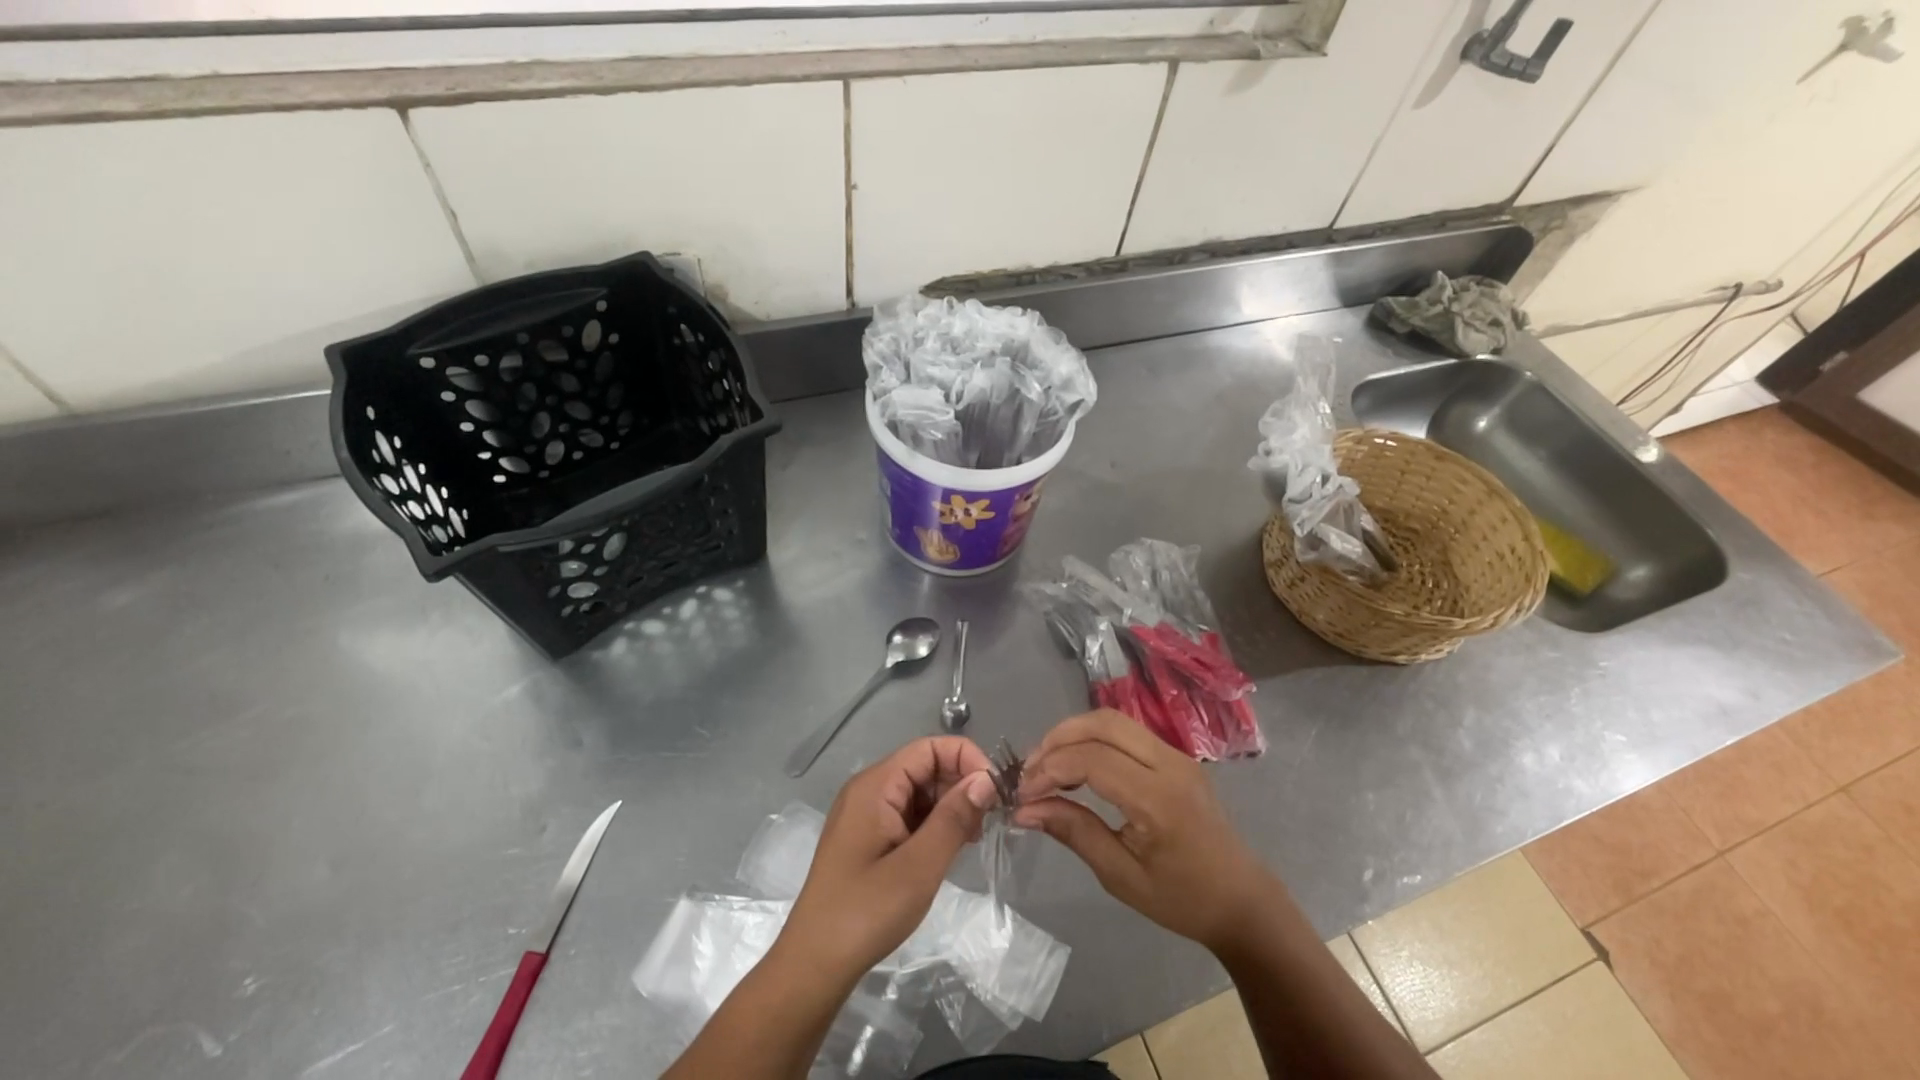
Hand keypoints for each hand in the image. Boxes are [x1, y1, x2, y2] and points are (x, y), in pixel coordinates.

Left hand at [779, 736, 999, 981]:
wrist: (816, 962)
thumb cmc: (866, 911)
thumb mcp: (919, 865)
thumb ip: (954, 818)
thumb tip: (986, 781)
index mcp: (875, 786)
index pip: (929, 747)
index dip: (967, 759)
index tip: (996, 792)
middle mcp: (868, 791)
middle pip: (924, 766)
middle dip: (961, 783)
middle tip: (989, 821)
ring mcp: (866, 815)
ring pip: (919, 792)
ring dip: (951, 806)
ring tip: (973, 838)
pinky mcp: (868, 839)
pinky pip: (908, 815)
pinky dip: (935, 824)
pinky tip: (951, 848)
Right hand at [1014, 709, 1278, 952]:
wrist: (1242, 901)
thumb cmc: (1182, 898)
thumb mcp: (1120, 875)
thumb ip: (1073, 832)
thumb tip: (1025, 810)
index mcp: (1157, 798)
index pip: (1091, 760)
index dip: (1049, 770)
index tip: (1022, 794)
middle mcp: (1170, 764)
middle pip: (1102, 724)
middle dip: (1057, 739)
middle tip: (1029, 772)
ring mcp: (1177, 756)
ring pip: (1115, 721)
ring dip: (1075, 735)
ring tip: (1047, 768)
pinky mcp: (1178, 758)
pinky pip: (1128, 733)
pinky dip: (1095, 740)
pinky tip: (1077, 768)